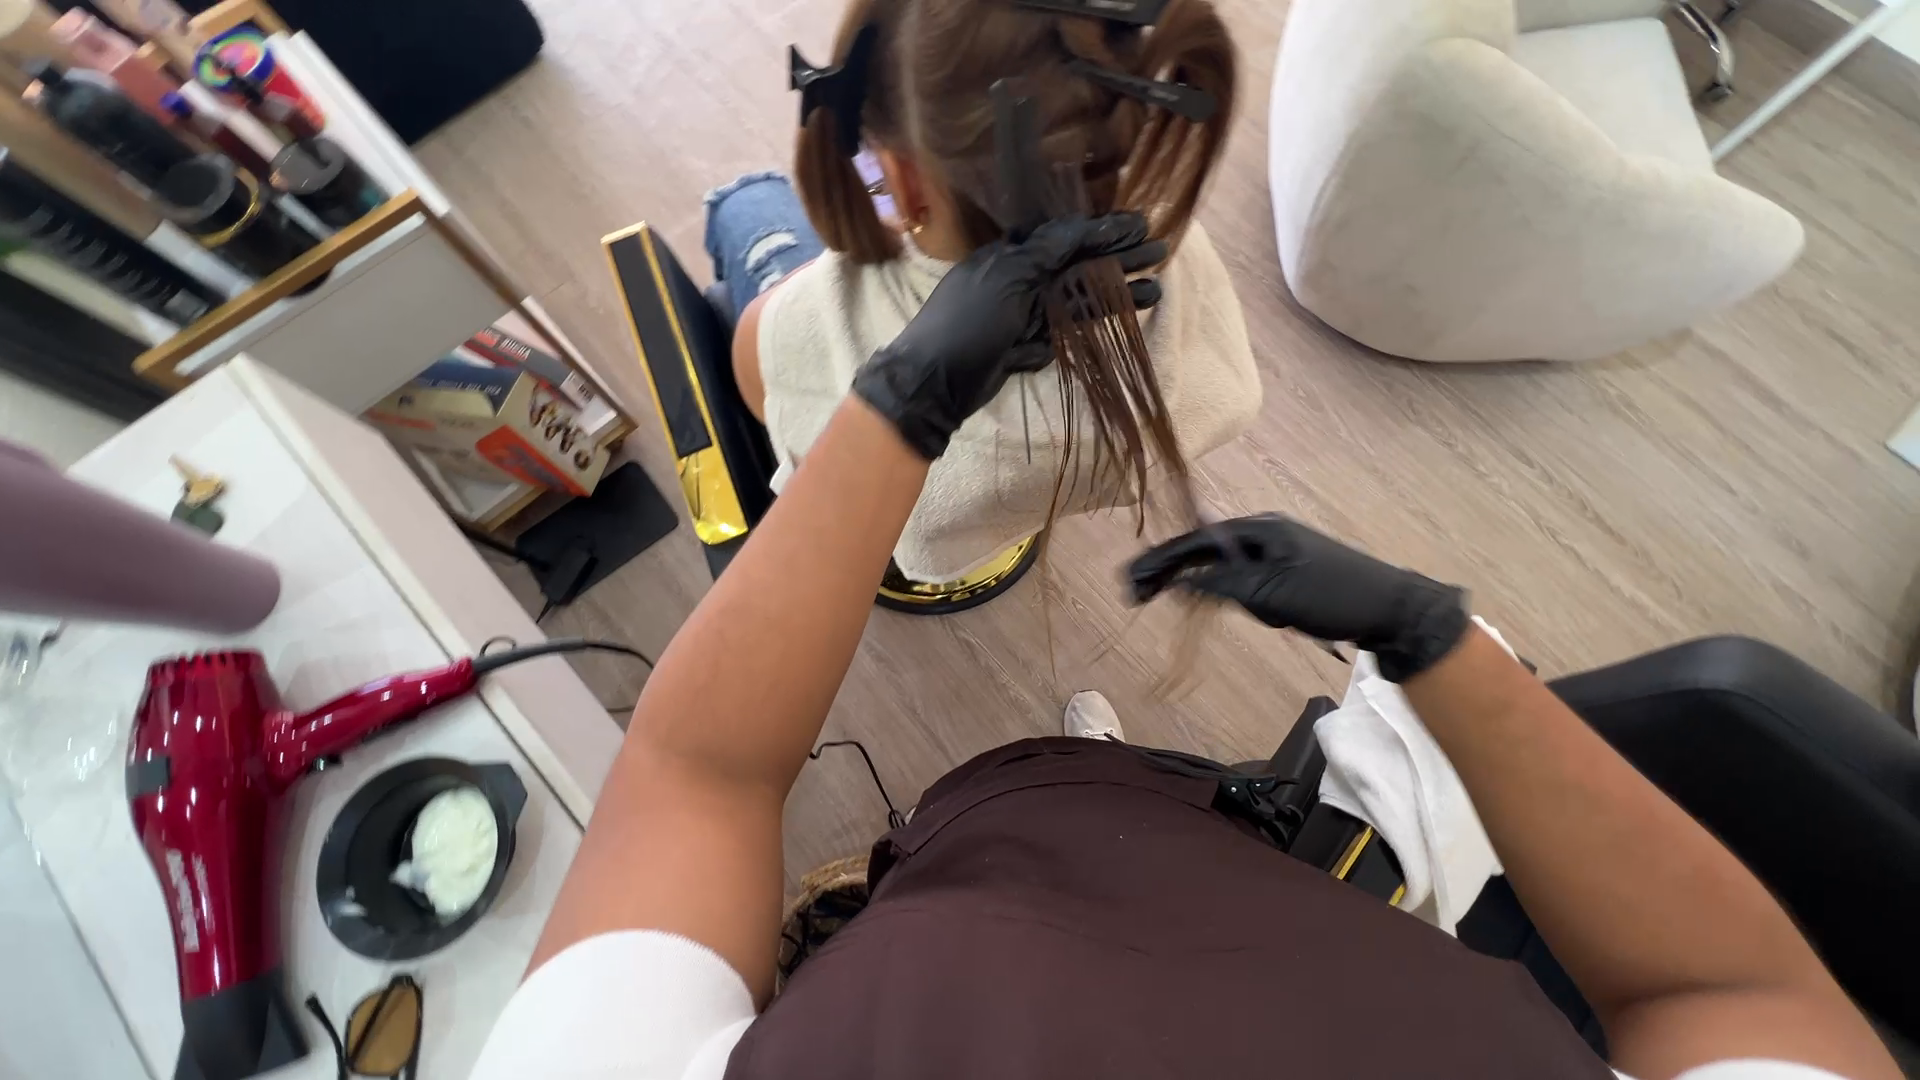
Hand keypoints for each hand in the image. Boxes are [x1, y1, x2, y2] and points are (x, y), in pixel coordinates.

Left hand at [851, 212, 1166, 459]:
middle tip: (1160, 251)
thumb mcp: (1007, 277)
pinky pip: (1066, 330)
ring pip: (1079, 300)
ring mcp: (1025, 315)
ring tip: (1154, 289)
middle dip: (1119, 259)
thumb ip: (1045, 252)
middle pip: (1079, 266)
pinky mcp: (1027, 345)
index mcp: (1014, 256)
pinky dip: (1093, 324)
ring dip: (1115, 294)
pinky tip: (1119, 318)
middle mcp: (1023, 281)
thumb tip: (1080, 226)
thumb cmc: (968, 321)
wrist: (936, 381)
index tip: (1140, 225)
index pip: (1068, 238)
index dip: (1105, 231)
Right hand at [1127, 515, 1470, 681]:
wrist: (1391, 609)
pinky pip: (1245, 579)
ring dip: (1199, 585)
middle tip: (1135, 592)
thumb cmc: (1329, 594)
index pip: (1196, 542)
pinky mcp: (1287, 570)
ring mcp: (1277, 550)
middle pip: (1204, 551)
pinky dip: (1229, 592)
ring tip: (1169, 599)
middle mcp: (1263, 532)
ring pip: (1223, 567)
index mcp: (1258, 529)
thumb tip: (1180, 582)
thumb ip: (1220, 584)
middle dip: (1169, 572)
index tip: (1130, 580)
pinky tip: (1221, 604)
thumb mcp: (1268, 592)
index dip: (1160, 562)